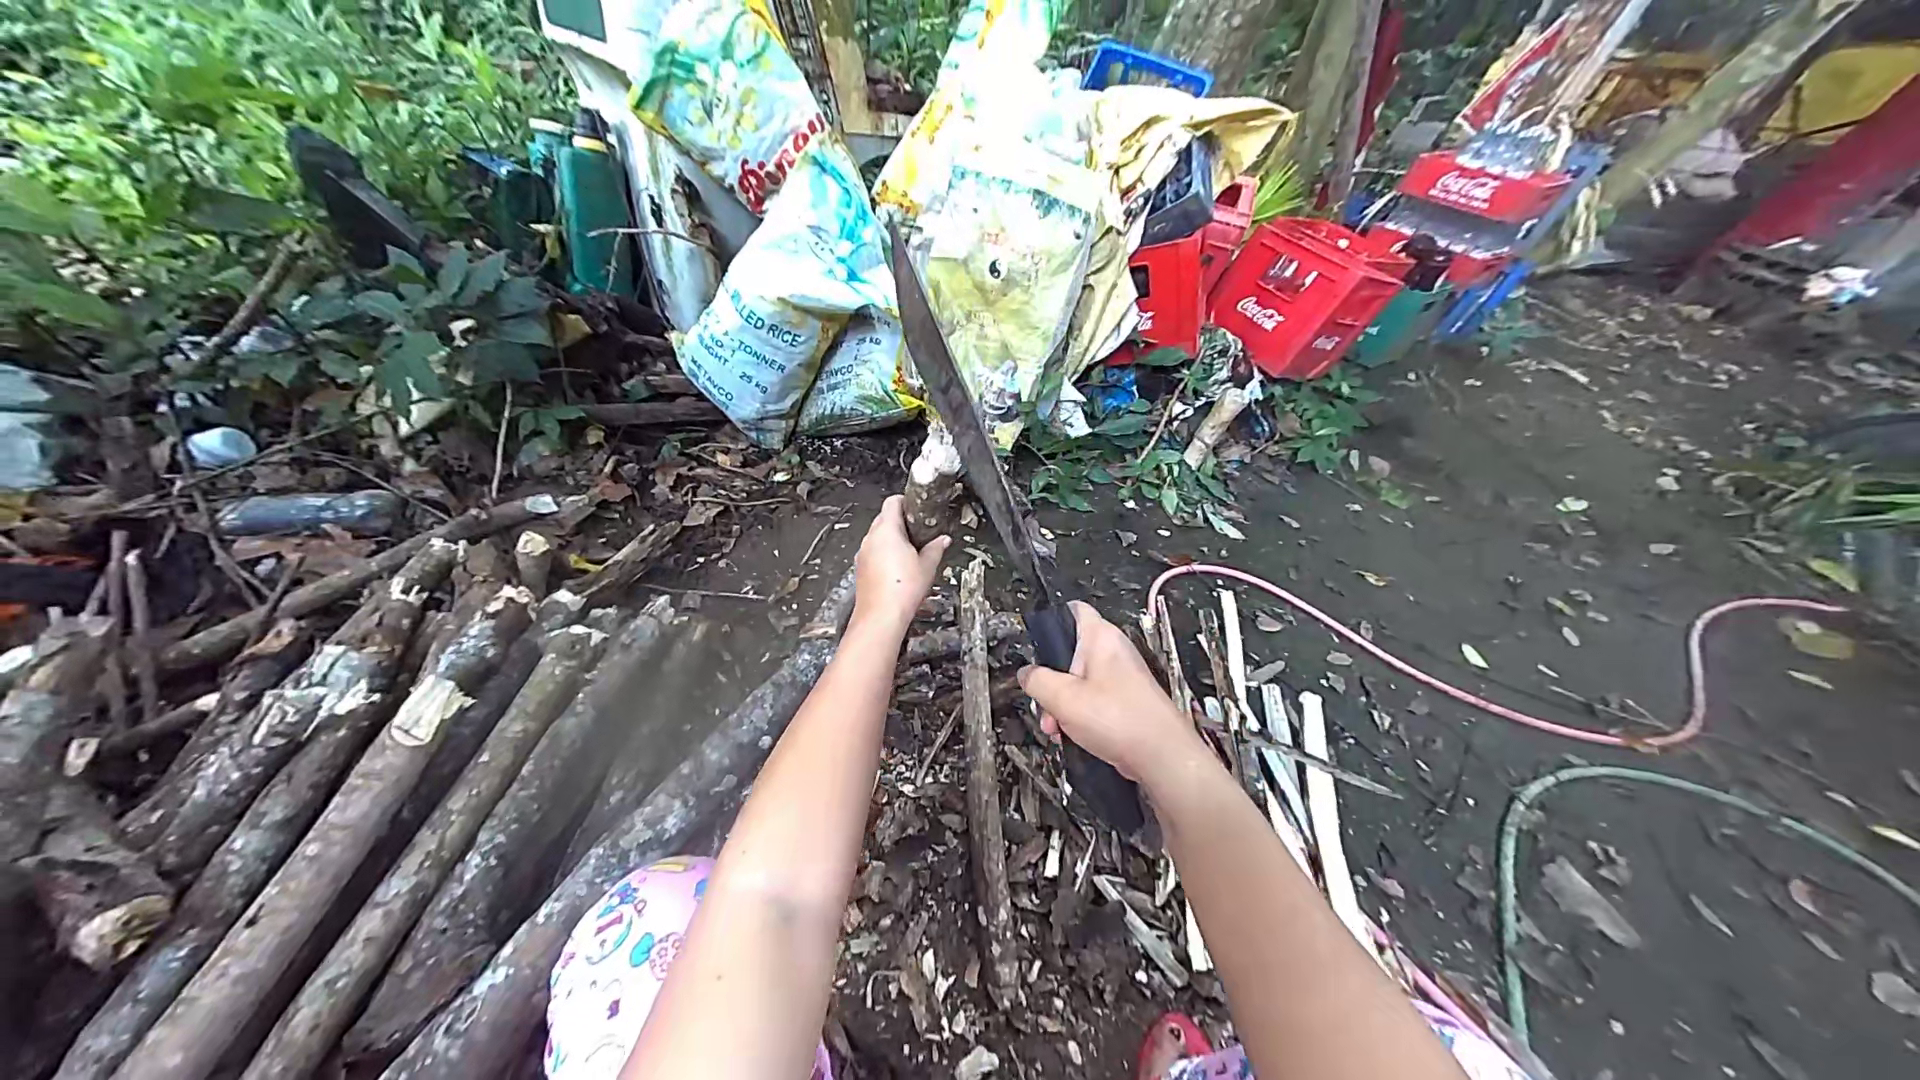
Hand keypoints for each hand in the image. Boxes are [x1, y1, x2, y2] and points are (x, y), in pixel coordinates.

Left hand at [851, 495, 949, 635]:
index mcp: (887, 529)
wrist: (881, 616)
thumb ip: (936, 548)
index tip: (917, 509)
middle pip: (884, 518)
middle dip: (901, 523)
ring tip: (910, 553)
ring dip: (891, 540)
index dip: (906, 502)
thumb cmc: (902, 589)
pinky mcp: (860, 568)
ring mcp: (862, 553)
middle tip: (919, 533)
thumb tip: (943, 540)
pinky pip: (872, 553)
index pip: (893, 502)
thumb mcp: (928, 565)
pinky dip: (883, 555)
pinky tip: (898, 569)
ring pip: (877, 537)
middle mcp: (871, 538)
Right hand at [1017, 602, 1205, 787]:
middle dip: (1051, 683)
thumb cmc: (1122, 721)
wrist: (1161, 757)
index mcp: (1100, 638)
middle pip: (1069, 655)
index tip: (1036, 645)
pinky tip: (1074, 736)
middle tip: (1046, 703)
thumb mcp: (1062, 698)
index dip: (1051, 622)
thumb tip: (1026, 674)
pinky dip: (1080, 716)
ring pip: (1079, 682)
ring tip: (1058, 728)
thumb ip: (1036, 681)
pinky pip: (1094, 700)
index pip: (1073, 610)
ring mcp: (1122, 677)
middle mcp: (1114, 652)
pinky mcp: (1126, 700)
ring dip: (1063, 705)